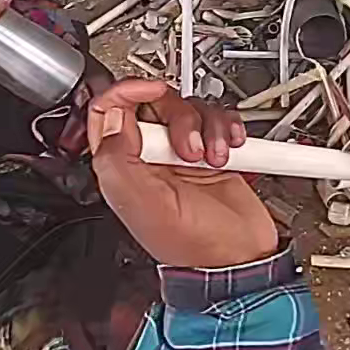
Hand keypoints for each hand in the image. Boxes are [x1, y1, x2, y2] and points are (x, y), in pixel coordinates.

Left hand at [87, 79, 275, 268]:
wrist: (240, 258)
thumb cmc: (194, 246)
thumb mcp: (147, 207)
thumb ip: (119, 161)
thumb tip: (112, 119)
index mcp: (123, 166)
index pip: (109, 110)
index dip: (128, 92)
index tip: (153, 91)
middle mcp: (151, 155)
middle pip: (157, 103)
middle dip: (180, 118)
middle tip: (189, 149)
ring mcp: (183, 152)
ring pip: (191, 107)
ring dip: (210, 128)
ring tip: (213, 158)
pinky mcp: (212, 150)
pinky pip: (219, 118)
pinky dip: (229, 128)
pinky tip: (230, 150)